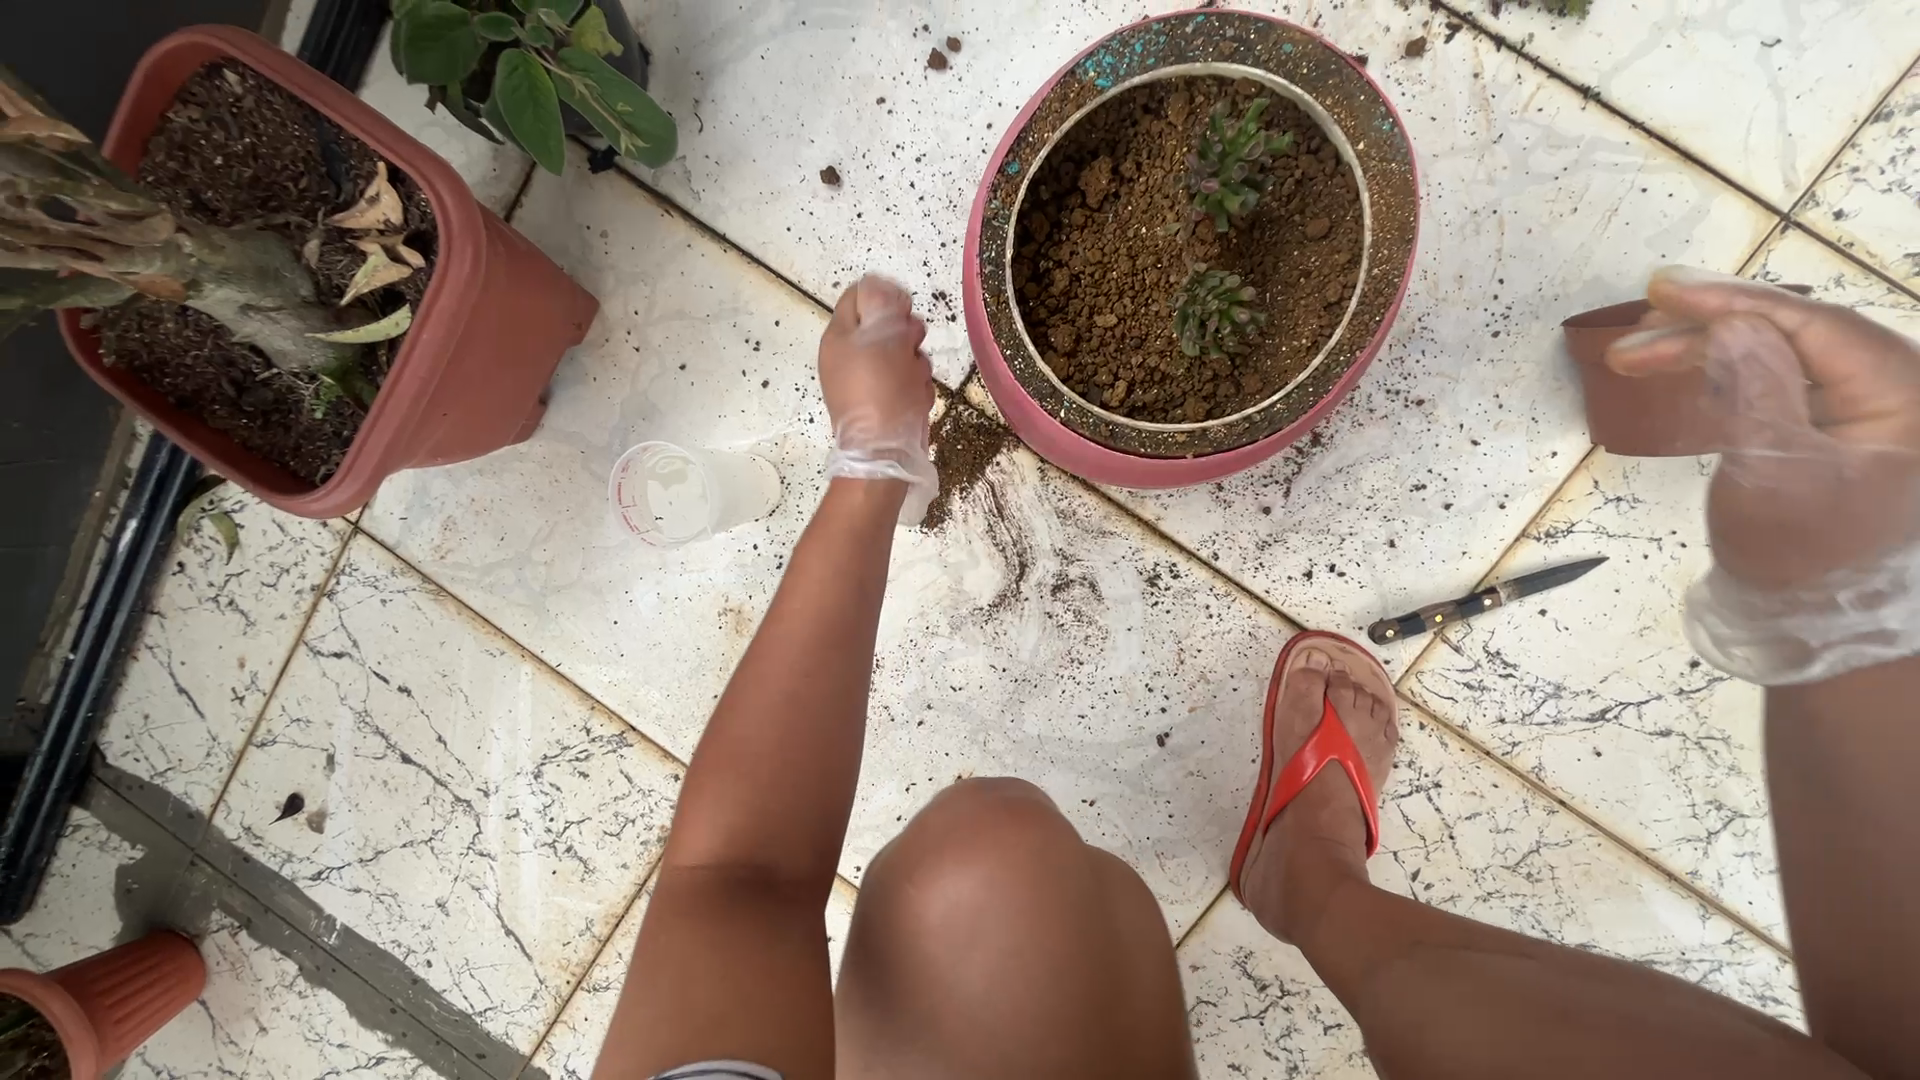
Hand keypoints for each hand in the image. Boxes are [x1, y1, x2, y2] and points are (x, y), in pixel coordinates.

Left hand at [819, 275, 934, 458]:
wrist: (884, 454)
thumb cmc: (881, 392)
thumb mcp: (880, 336)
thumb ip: (881, 304)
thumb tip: (880, 287)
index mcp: (838, 337)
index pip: (859, 295)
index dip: (886, 296)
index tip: (904, 310)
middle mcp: (848, 357)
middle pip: (886, 325)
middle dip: (907, 334)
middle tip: (911, 345)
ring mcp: (866, 382)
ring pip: (903, 355)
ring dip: (916, 364)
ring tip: (913, 380)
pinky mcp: (884, 404)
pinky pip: (906, 383)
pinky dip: (915, 389)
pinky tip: (915, 400)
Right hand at [1606, 266, 1919, 589]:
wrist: (1812, 613)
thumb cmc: (1796, 546)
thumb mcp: (1772, 469)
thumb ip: (1758, 390)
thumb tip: (1732, 325)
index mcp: (1905, 395)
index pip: (1814, 325)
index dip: (1733, 302)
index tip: (1662, 288)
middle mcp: (1894, 391)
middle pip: (1795, 333)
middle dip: (1709, 326)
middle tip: (1635, 328)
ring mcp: (1861, 410)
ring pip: (1779, 353)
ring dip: (1706, 347)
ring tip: (1637, 352)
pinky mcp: (1827, 429)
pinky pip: (1773, 380)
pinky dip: (1719, 371)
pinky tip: (1680, 372)